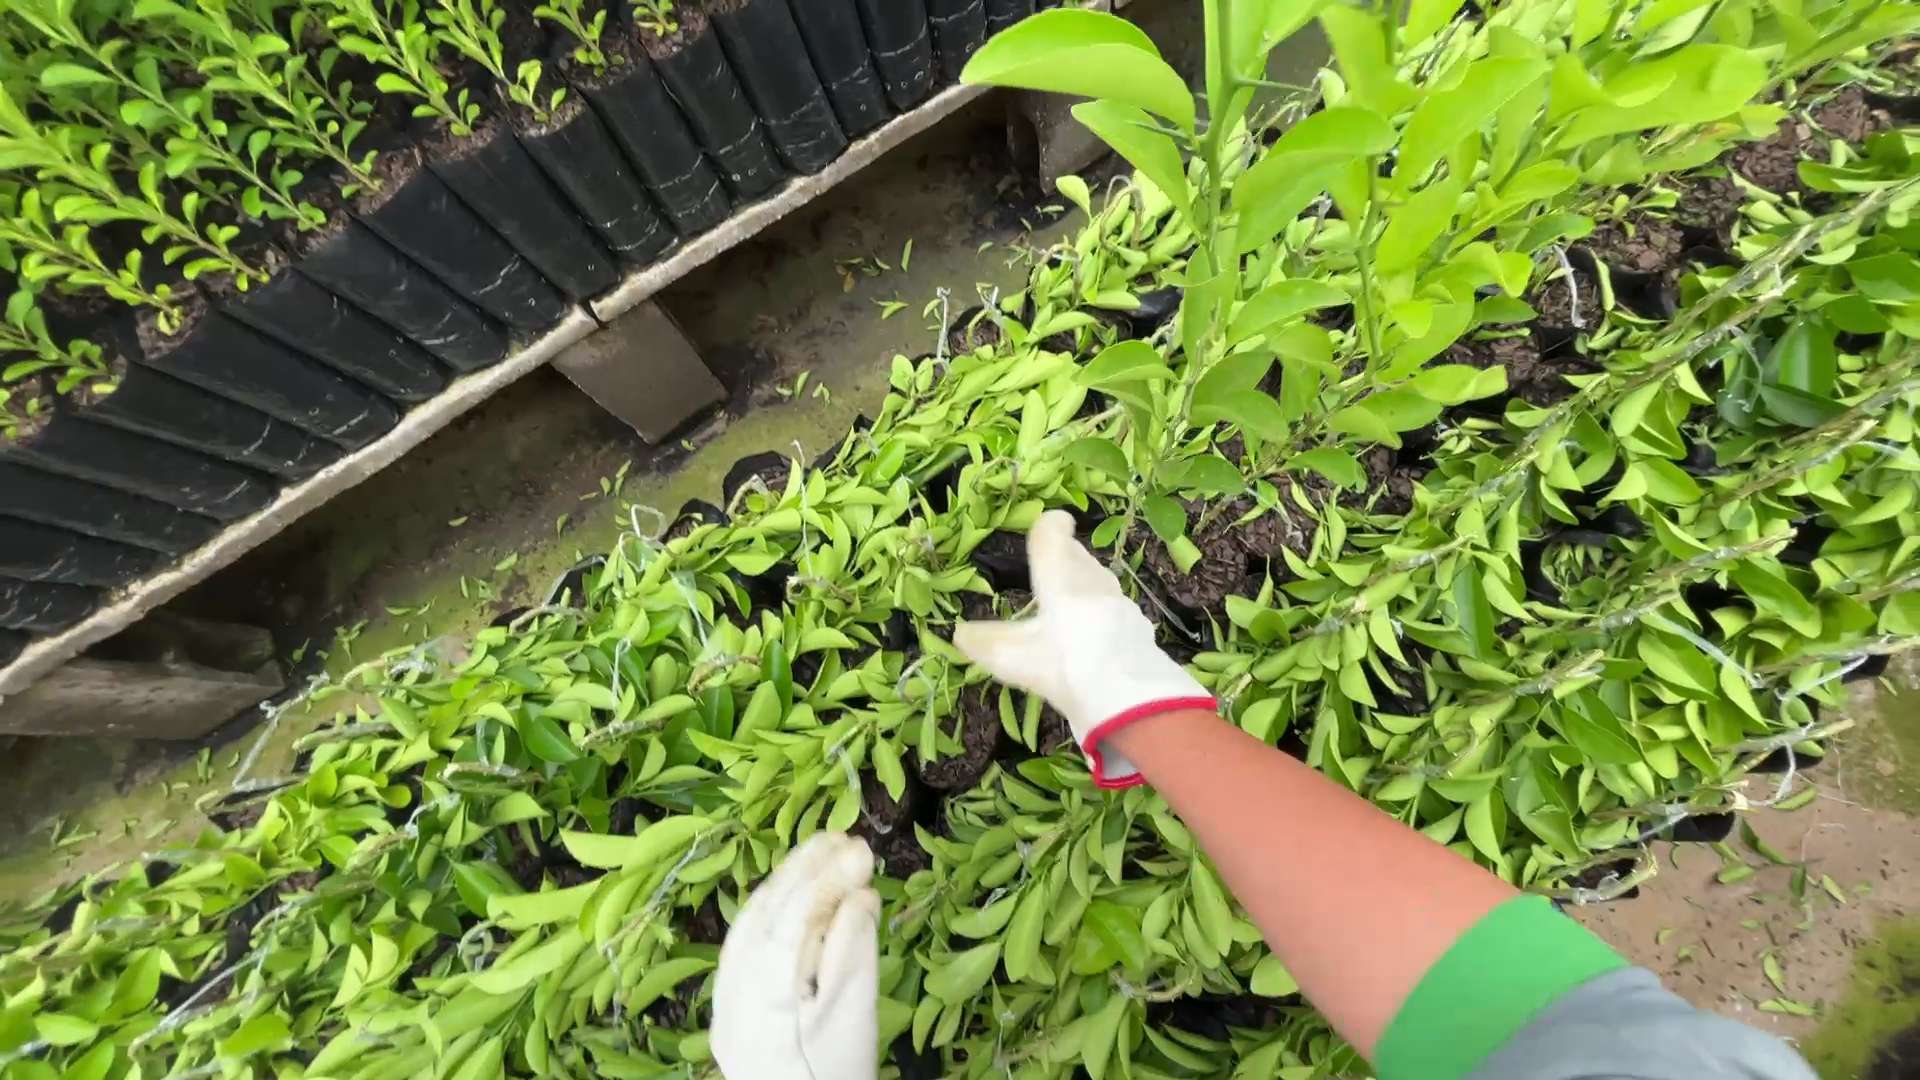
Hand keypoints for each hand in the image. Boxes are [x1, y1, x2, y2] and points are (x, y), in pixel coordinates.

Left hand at [712, 833, 880, 1079]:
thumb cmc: (839, 1072)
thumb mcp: (856, 1014)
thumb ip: (855, 947)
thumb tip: (862, 892)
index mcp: (763, 1004)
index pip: (790, 922)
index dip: (825, 879)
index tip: (862, 851)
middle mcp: (732, 997)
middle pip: (762, 914)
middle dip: (804, 869)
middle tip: (845, 839)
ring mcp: (724, 1001)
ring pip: (749, 922)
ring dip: (787, 881)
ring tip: (825, 852)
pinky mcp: (729, 1004)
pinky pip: (746, 939)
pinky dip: (774, 907)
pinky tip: (798, 890)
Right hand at [953, 510, 1213, 787]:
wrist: (1132, 698)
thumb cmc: (1066, 668)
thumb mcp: (1015, 661)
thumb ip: (987, 644)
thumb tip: (961, 633)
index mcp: (1059, 581)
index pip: (1052, 537)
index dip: (1049, 527)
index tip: (1050, 525)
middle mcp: (1091, 583)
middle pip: (1078, 557)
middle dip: (1066, 555)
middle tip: (1056, 562)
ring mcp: (1120, 604)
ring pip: (1100, 580)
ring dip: (1086, 580)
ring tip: (1074, 595)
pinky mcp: (1138, 627)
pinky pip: (1117, 607)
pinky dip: (1104, 610)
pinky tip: (1099, 633)